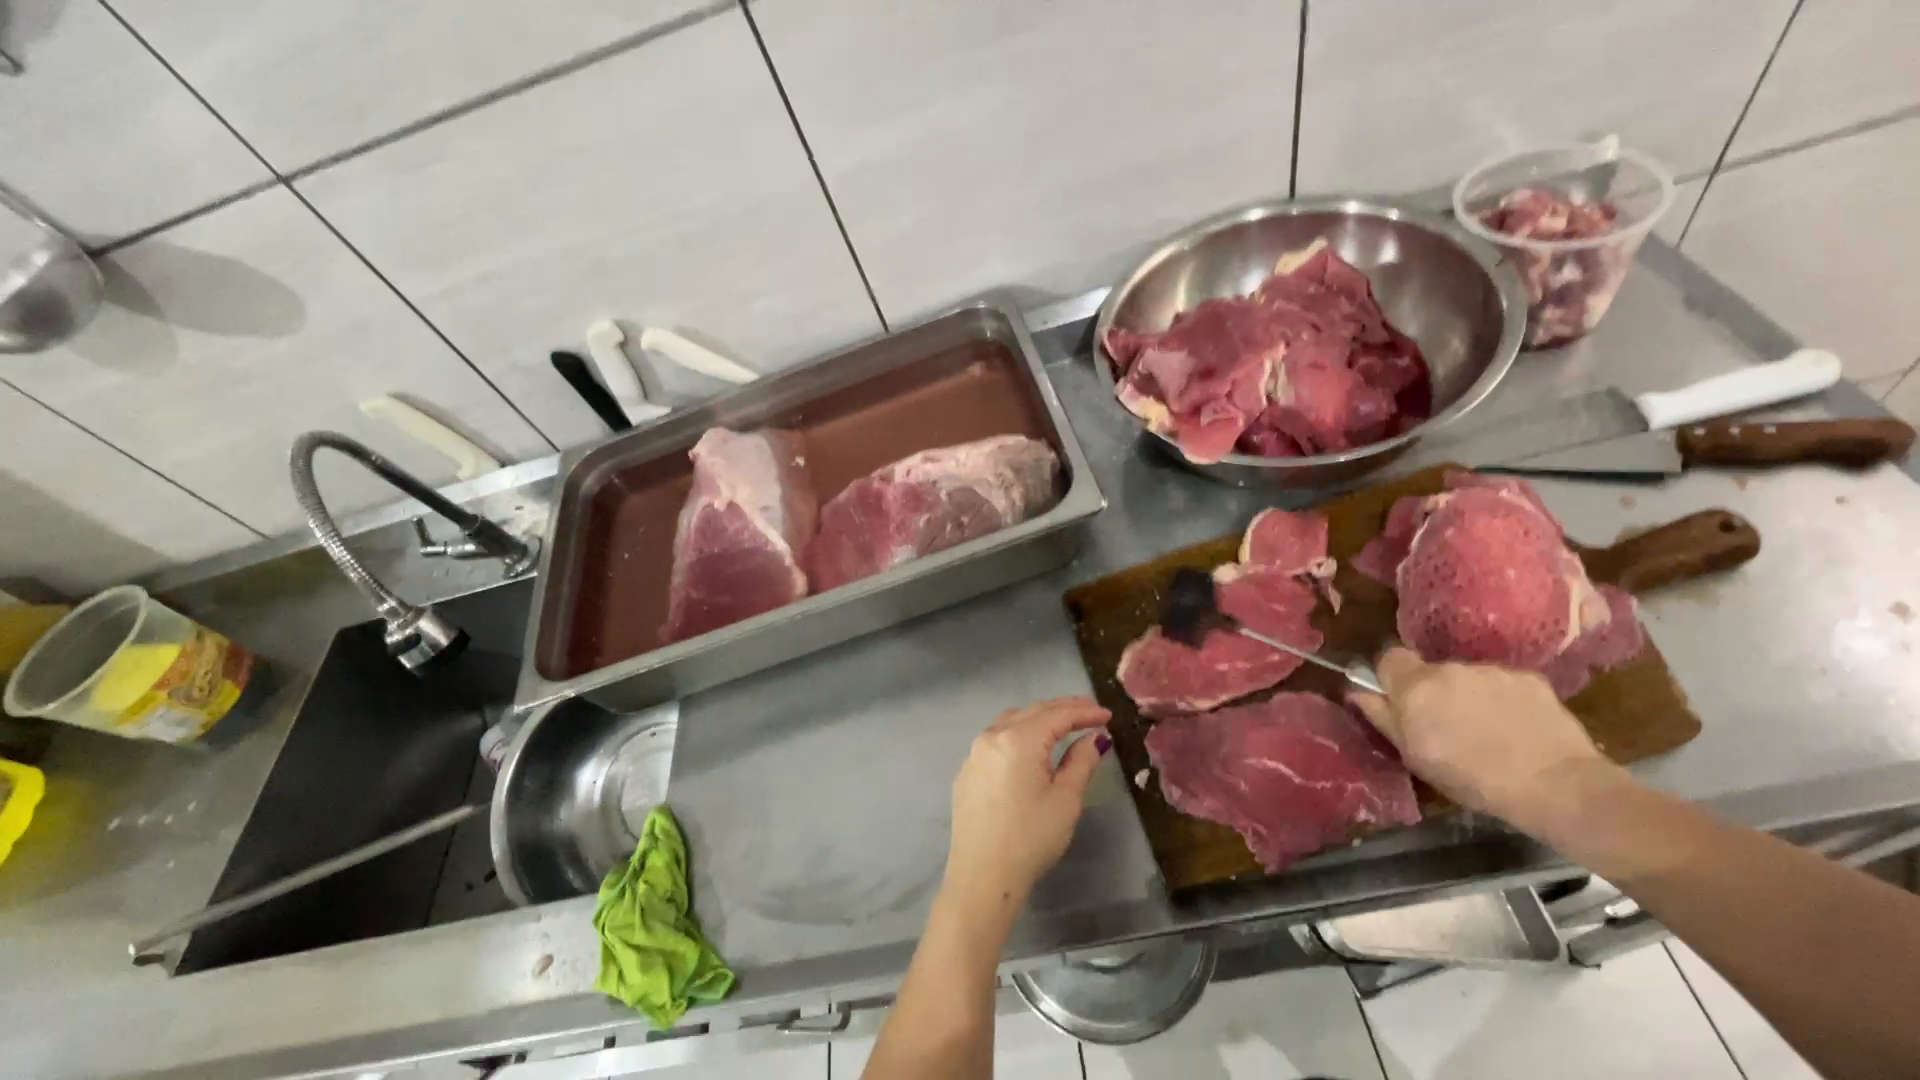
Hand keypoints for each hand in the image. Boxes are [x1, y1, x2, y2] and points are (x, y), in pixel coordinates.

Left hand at [944, 696, 1111, 910]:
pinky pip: (996, 740)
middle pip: (1032, 712)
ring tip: (1063, 724)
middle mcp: (991, 737)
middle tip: (1090, 712)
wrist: (982, 876)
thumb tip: (1094, 738)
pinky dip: (1018, 734)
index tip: (1107, 715)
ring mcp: (974, 754)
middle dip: (1063, 709)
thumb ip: (1081, 762)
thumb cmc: (1031, 838)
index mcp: (1018, 740)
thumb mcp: (1065, 799)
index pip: (1057, 715)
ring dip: (1038, 718)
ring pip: (1010, 721)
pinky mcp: (967, 772)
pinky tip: (1031, 747)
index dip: (1084, 712)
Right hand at [1350, 647, 1620, 829]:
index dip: (1392, 678)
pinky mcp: (1530, 678)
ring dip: (1469, 697)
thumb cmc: (1472, 778)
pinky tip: (1517, 729)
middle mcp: (1451, 669)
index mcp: (1416, 687)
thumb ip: (1382, 718)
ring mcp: (1493, 671)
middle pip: (1431, 671)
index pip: (1389, 657)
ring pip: (1468, 678)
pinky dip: (1504, 701)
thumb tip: (1357, 692)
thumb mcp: (1414, 756)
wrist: (1555, 784)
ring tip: (1488, 733)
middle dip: (1435, 693)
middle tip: (1448, 728)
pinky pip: (1503, 684)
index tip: (1401, 703)